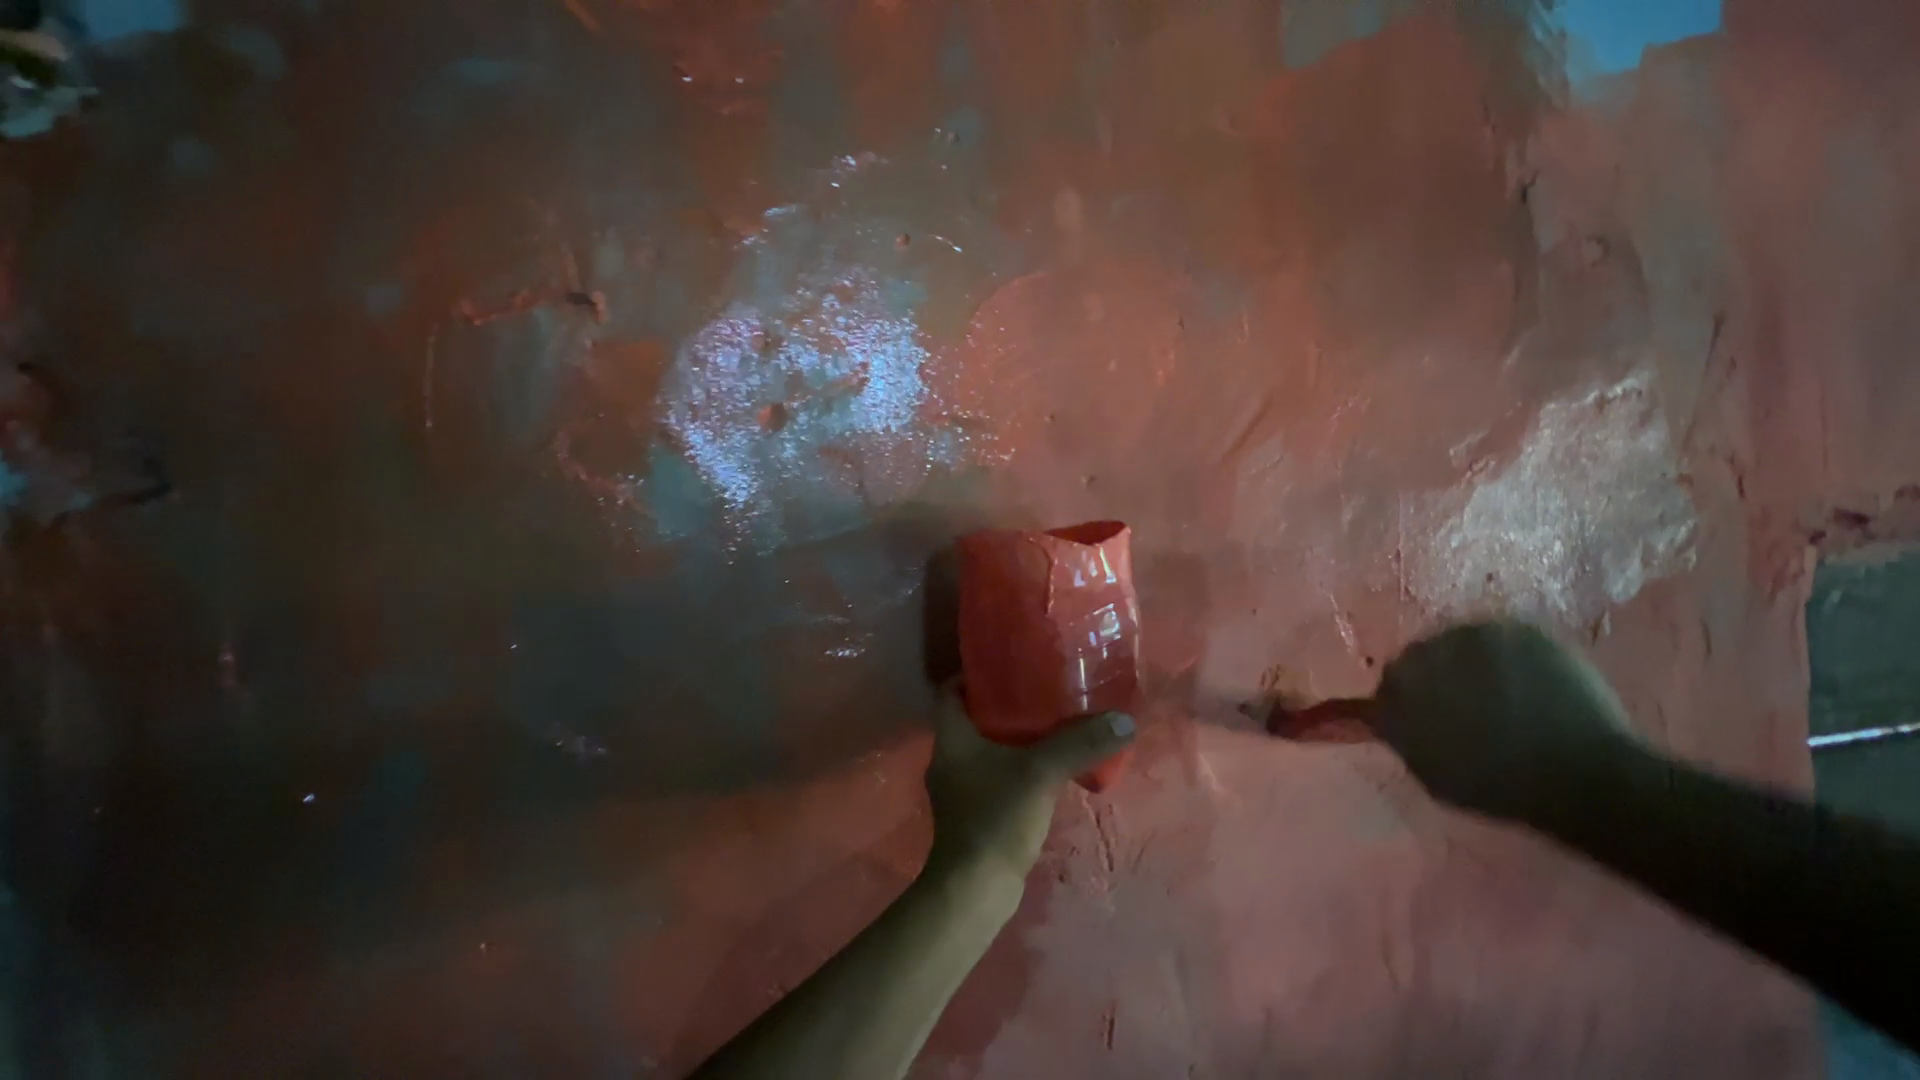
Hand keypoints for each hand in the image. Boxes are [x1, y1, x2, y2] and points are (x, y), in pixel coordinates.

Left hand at [924, 681, 1134, 880]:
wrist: (975, 889)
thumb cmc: (995, 818)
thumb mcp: (1041, 772)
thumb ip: (1079, 744)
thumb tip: (1123, 721)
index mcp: (950, 738)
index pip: (950, 691)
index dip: (974, 675)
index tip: (1009, 667)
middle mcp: (948, 759)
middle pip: (971, 719)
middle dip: (1003, 706)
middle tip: (1042, 694)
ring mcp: (958, 791)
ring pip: (985, 751)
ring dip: (1012, 740)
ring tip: (1051, 729)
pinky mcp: (972, 817)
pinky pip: (994, 779)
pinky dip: (1015, 770)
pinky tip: (1046, 773)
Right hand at [1374, 620, 1637, 821]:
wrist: (1576, 773)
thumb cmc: (1496, 786)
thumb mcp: (1430, 771)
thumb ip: (1403, 735)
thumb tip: (1394, 718)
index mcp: (1394, 694)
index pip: (1387, 689)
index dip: (1407, 704)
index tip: (1429, 720)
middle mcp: (1419, 656)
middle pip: (1418, 658)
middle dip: (1436, 677)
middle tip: (1466, 705)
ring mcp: (1467, 636)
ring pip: (1458, 643)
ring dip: (1470, 662)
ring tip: (1503, 692)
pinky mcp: (1511, 627)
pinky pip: (1500, 638)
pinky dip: (1509, 656)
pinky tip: (1530, 682)